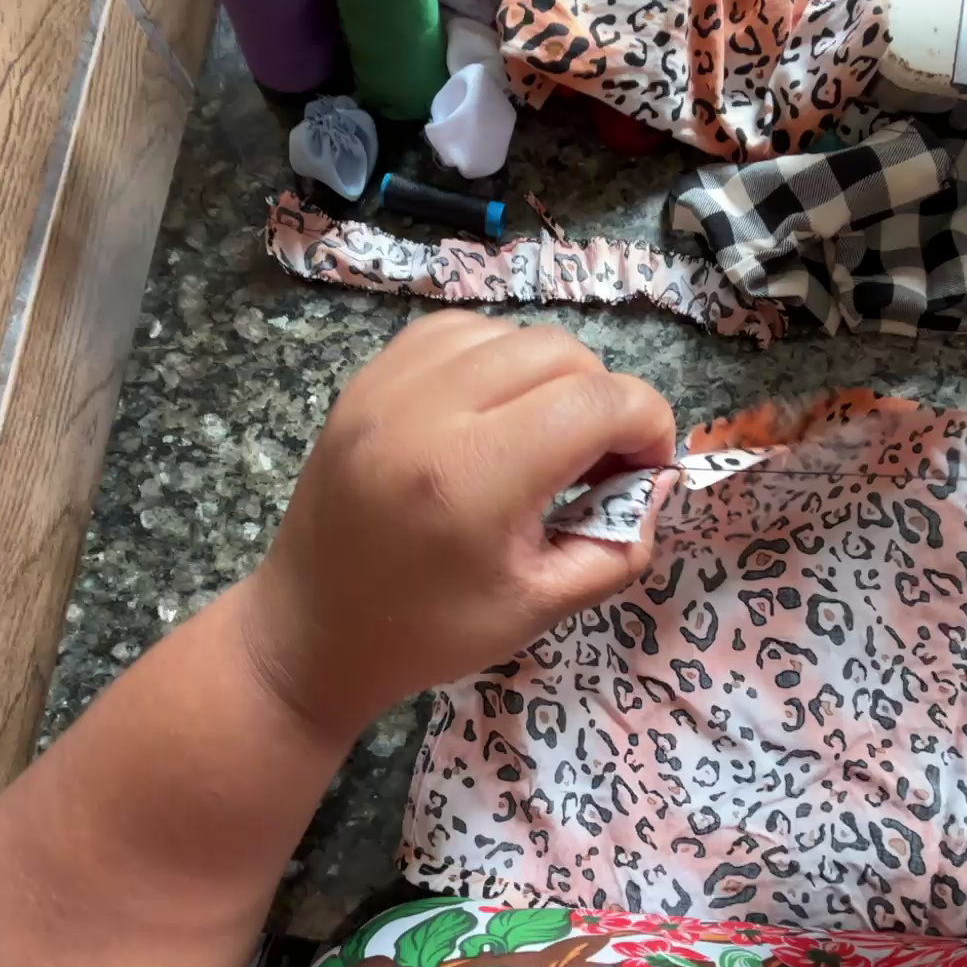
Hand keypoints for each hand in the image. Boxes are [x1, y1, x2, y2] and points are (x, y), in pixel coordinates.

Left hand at [238, 311, 677, 741]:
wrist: (310, 631)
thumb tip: (657, 481)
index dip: (649, 426)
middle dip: (603, 400)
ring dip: (550, 376)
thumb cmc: (426, 633)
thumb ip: (620, 546)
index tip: (644, 470)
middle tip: (595, 461)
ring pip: (511, 332)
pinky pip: (456, 332)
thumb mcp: (540, 608)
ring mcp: (387, 385)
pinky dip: (495, 358)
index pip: (600, 401)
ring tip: (541, 435)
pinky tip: (492, 407)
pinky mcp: (365, 380)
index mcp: (474, 476)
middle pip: (562, 353)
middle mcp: (428, 410)